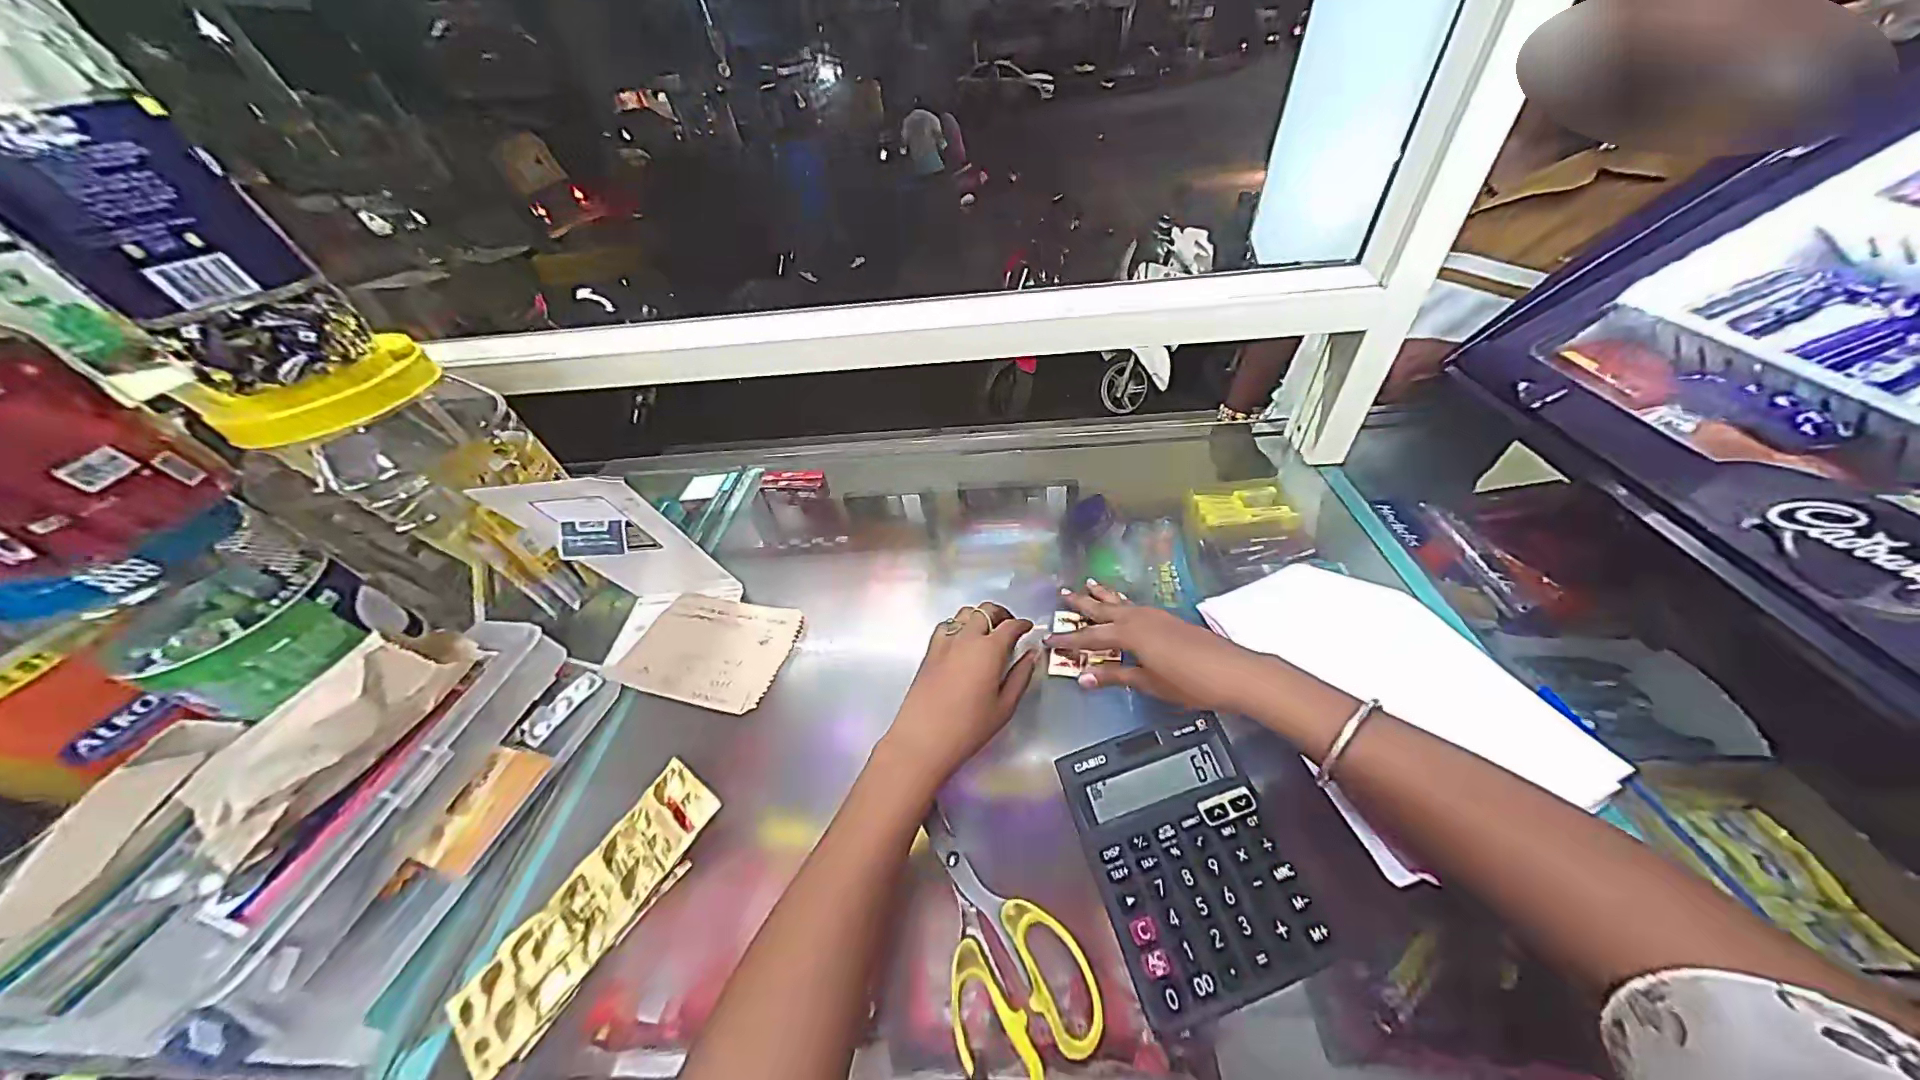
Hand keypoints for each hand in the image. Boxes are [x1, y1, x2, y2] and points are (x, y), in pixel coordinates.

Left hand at [880, 602, 1038, 787]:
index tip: (1028, 628)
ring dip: (979, 616)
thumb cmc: (969, 727)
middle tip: (1010, 627)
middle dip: (1002, 614)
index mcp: (989, 649)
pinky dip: (959, 625)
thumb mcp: (1005, 706)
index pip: (1010, 626)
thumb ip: (1021, 676)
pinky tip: (963, 641)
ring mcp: (945, 642)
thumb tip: (1031, 654)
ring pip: (964, 613)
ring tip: (988, 632)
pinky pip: (947, 626)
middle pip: (986, 610)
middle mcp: (966, 638)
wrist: (923, 738)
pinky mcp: (930, 651)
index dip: (1022, 624)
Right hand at [1046, 582, 1264, 711]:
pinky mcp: (1168, 619)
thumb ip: (1116, 676)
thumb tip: (1084, 677)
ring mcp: (1155, 616)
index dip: (1069, 639)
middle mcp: (1139, 618)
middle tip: (1063, 594)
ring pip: (1120, 602)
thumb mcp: (1149, 682)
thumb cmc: (1191, 682)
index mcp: (1129, 634)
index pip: (1090, 637)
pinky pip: (1135, 605)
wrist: (1235, 672)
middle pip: (1103, 609)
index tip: (1050, 639)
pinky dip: (1122, 602)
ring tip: (1088, 585)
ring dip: (1102, 596)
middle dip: (1082, 603)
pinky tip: (1123, 604)